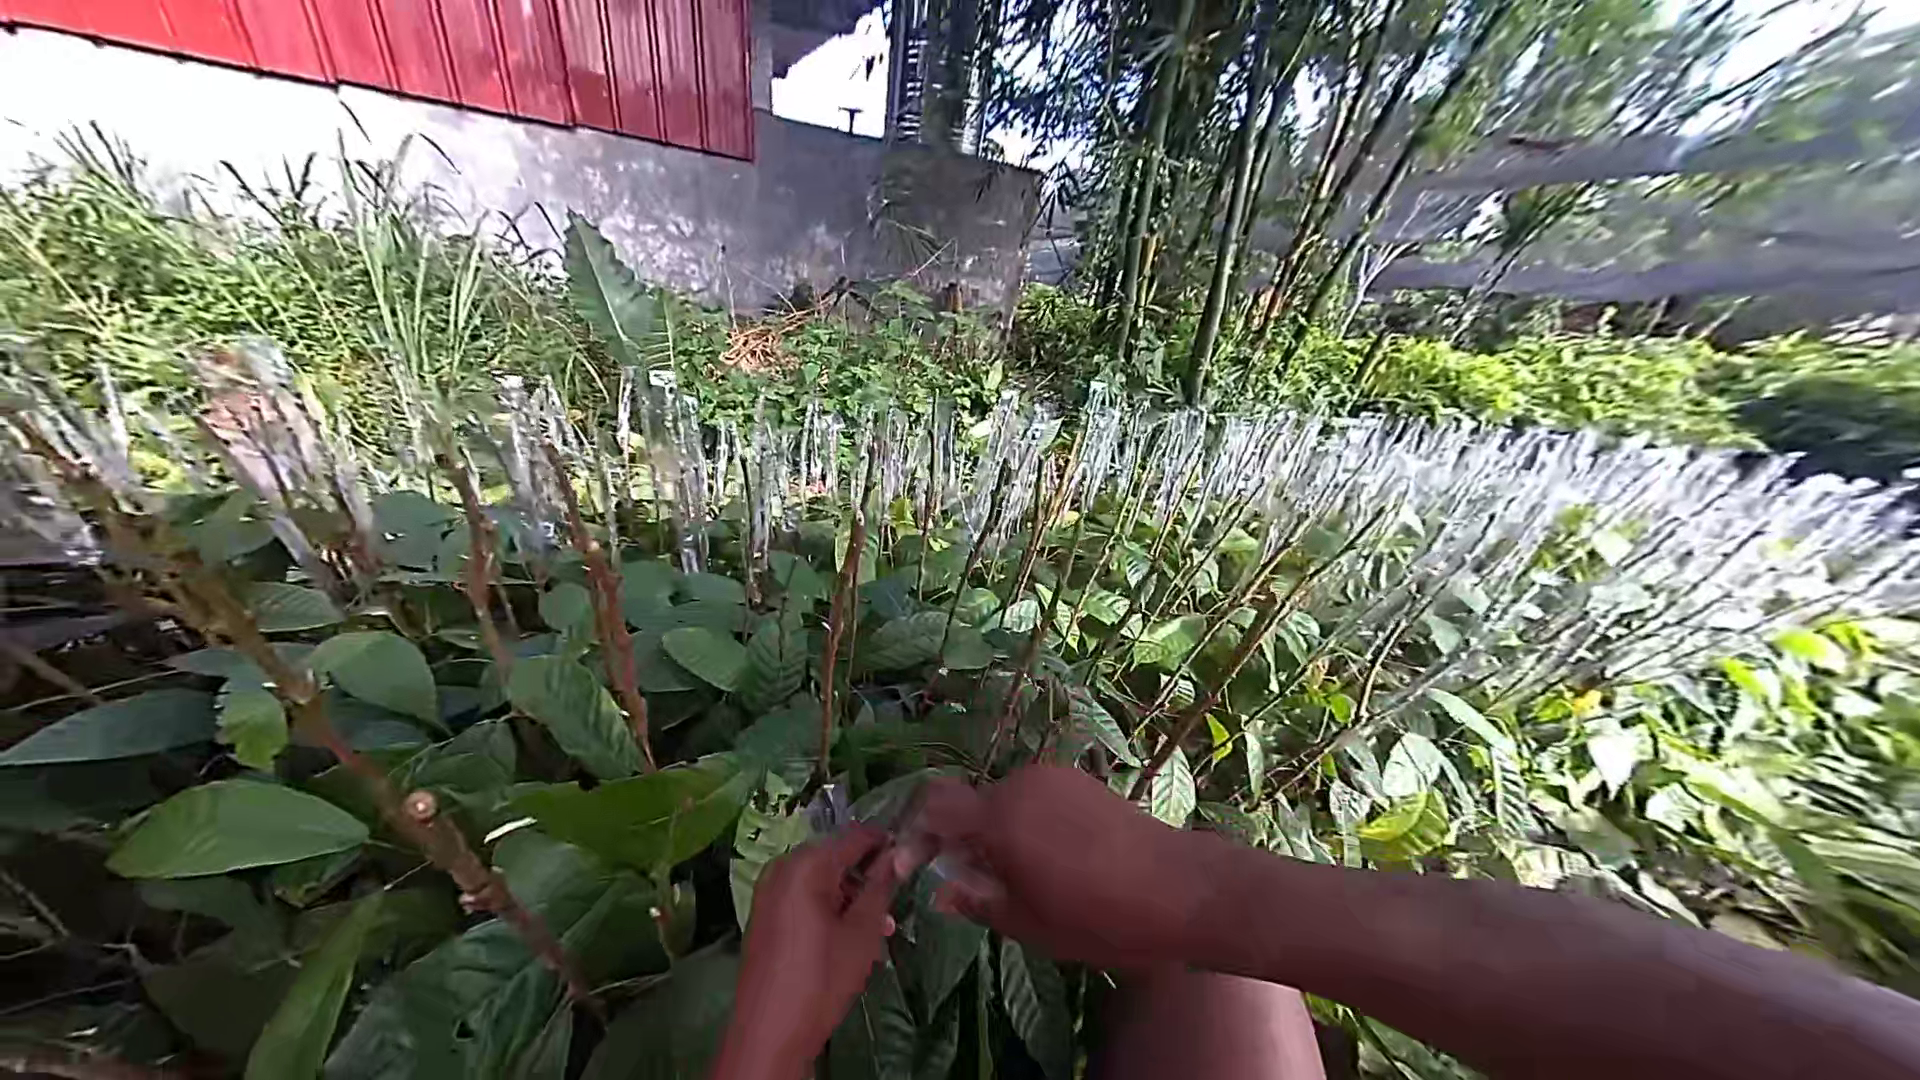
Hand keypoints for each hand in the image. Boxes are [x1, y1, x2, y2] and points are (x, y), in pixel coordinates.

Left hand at [711, 825, 907, 1079]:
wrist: (767, 1038)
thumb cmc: (820, 979)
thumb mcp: (862, 931)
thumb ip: (881, 885)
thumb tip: (898, 852)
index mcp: (806, 863)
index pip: (856, 836)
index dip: (885, 843)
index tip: (910, 856)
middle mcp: (784, 866)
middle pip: (837, 857)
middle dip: (867, 877)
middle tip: (894, 903)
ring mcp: (770, 890)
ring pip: (823, 879)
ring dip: (852, 897)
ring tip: (880, 928)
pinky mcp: (766, 913)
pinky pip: (805, 895)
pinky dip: (829, 907)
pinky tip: (851, 935)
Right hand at [917, 766, 1211, 970]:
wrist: (1179, 886)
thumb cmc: (1098, 915)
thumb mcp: (1029, 923)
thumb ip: (976, 899)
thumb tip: (940, 887)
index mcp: (1000, 818)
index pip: (934, 803)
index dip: (916, 831)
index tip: (917, 864)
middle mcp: (1019, 783)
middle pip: (970, 802)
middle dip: (962, 838)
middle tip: (977, 880)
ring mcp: (1051, 775)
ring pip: (1003, 799)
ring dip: (997, 830)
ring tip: (1022, 872)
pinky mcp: (1077, 777)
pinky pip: (1033, 794)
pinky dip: (1026, 819)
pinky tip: (1054, 853)